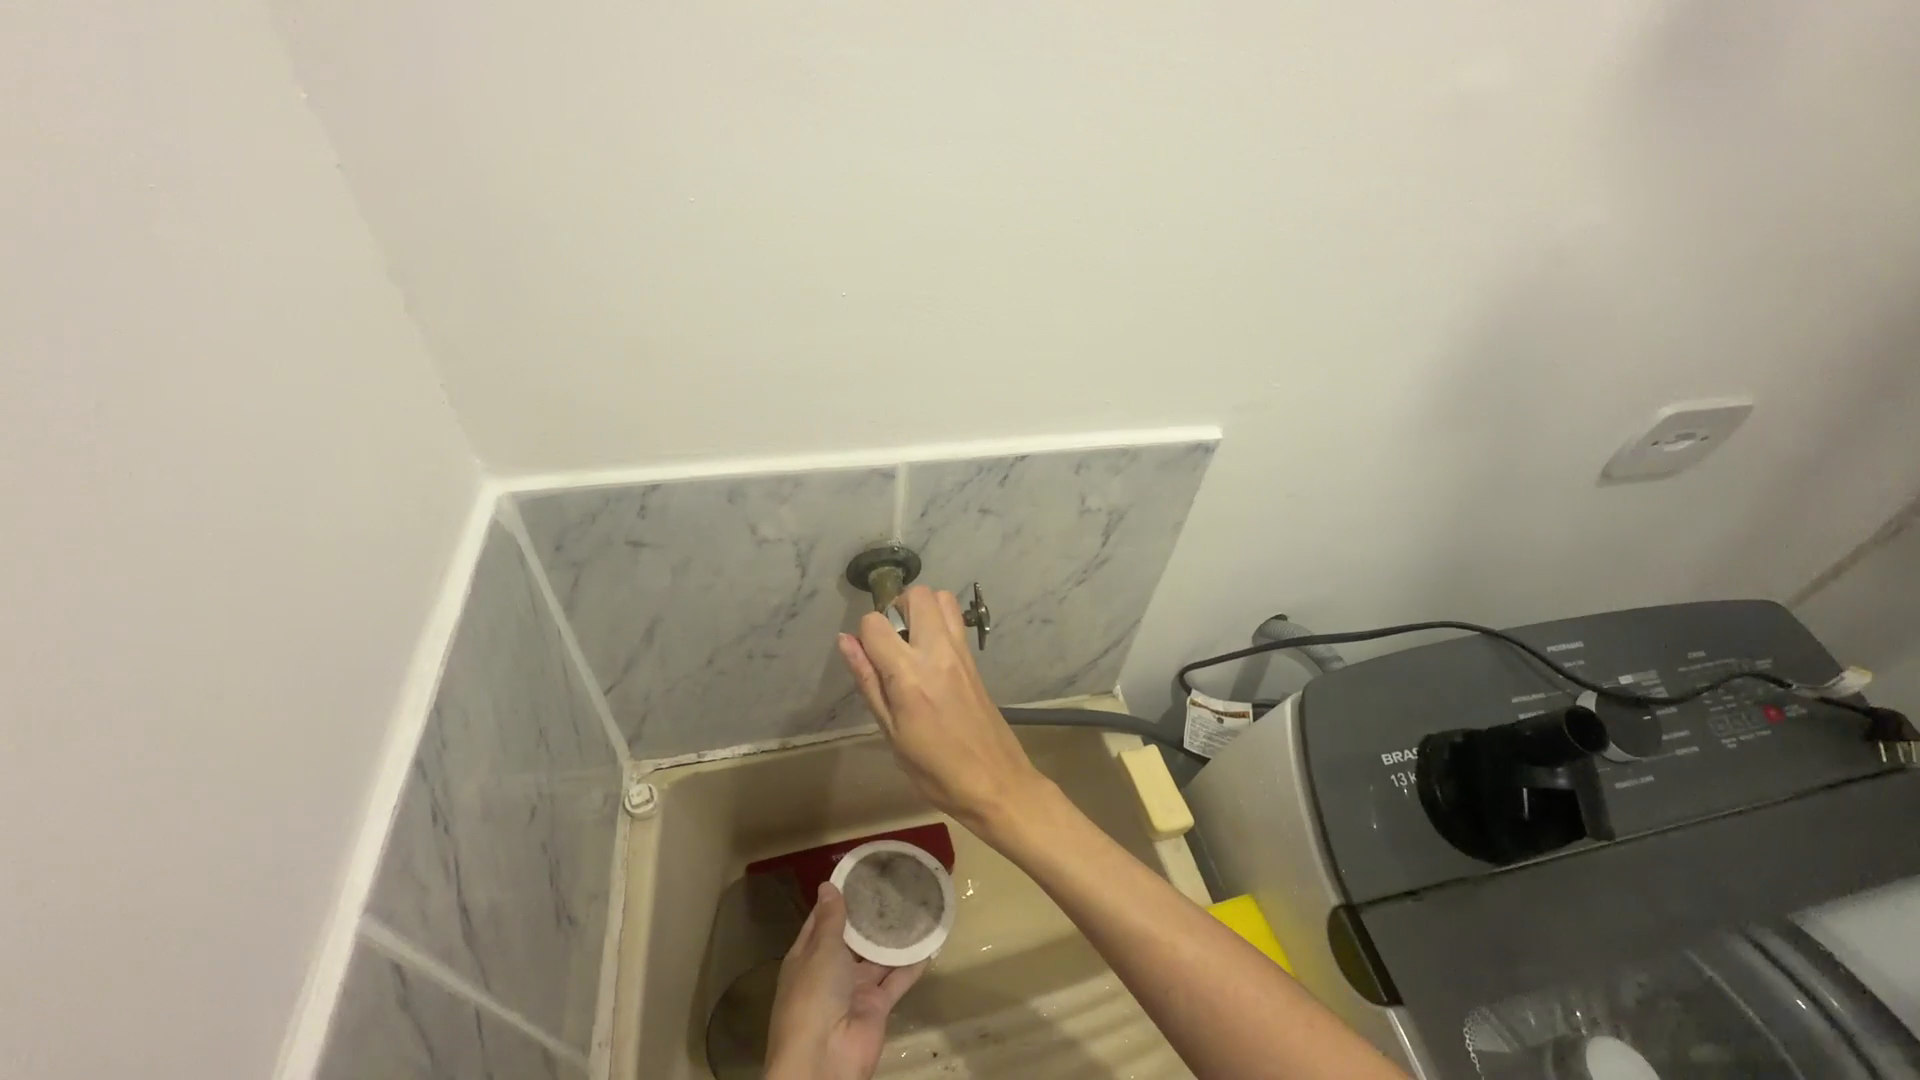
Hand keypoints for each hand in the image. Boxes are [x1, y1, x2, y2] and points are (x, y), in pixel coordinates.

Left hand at [766, 883, 926, 1079]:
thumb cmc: (813, 996)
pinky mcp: (877, 1007)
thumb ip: (830, 920)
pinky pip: (896, 981)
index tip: (857, 876)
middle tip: (893, 886)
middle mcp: (830, 972)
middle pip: (851, 940)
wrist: (825, 1058)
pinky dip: (911, 965)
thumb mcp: (820, 951)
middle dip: (868, 918)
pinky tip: (928, 944)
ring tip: (914, 909)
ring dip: (892, 939)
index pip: (820, 923)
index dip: (836, 901)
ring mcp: (854, 990)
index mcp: (806, 958)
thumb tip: (828, 885)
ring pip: (876, 959)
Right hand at [837, 586, 1053, 834]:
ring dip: (922, 610)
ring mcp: (961, 652)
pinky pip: (956, 622)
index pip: (875, 623)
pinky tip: (931, 660)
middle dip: (896, 609)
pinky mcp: (975, 660)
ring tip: (912, 644)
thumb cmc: (936, 770)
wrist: (997, 783)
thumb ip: (869, 681)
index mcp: (910, 675)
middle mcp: (938, 652)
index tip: (868, 658)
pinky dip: (939, 624)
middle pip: (917, 595)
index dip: (864, 636)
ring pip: (942, 599)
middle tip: (891, 643)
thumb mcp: (892, 733)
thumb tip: (846, 641)